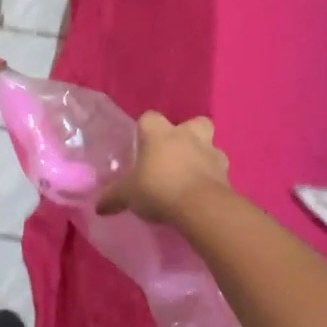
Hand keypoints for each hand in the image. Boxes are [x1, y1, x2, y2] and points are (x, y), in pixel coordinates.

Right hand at [96, 111, 230, 223]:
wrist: (202, 208)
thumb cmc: (158, 190)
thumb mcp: (128, 195)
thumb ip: (113, 198)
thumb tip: (99, 207)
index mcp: (160, 135)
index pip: (150, 118)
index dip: (145, 129)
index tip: (140, 144)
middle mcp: (187, 137)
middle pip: (194, 122)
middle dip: (187, 133)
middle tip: (174, 152)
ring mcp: (211, 154)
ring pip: (211, 145)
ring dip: (202, 155)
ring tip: (190, 174)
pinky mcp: (228, 174)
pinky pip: (219, 170)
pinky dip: (212, 177)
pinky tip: (200, 191)